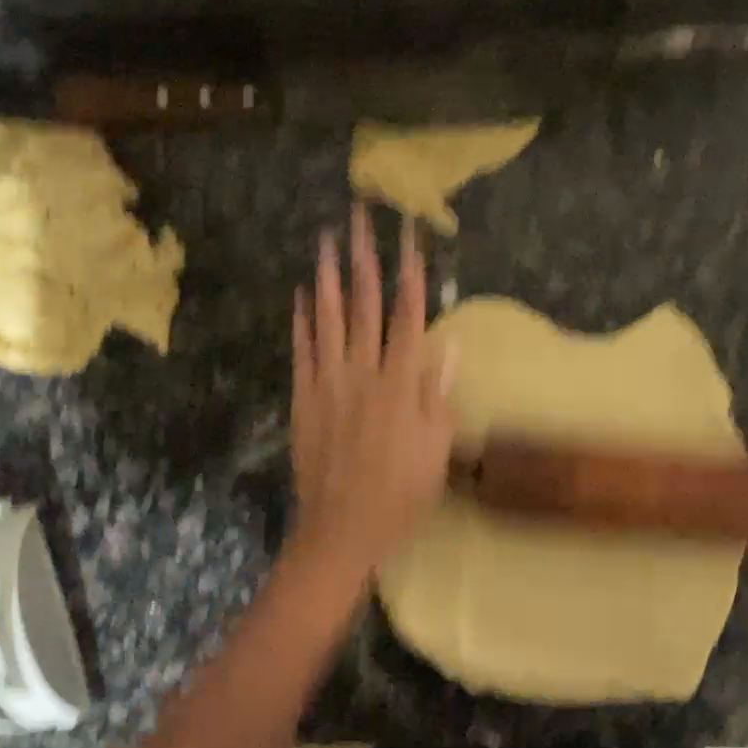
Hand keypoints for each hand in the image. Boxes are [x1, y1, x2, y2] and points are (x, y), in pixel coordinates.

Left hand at [290, 203, 455, 574]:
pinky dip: (301, 321)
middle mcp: (362, 374)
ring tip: (325, 241)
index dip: (409, 272)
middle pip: (363, 305)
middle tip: (360, 218)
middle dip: (363, 258)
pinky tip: (300, 296)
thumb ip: (436, 395)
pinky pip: (302, 352)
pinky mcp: (304, 400)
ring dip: (326, 278)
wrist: (342, 529)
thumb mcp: (435, 451)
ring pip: (327, 320)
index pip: (407, 315)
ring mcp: (328, 384)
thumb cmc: (400, 496)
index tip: (408, 235)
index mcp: (399, 385)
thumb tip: (446, 347)